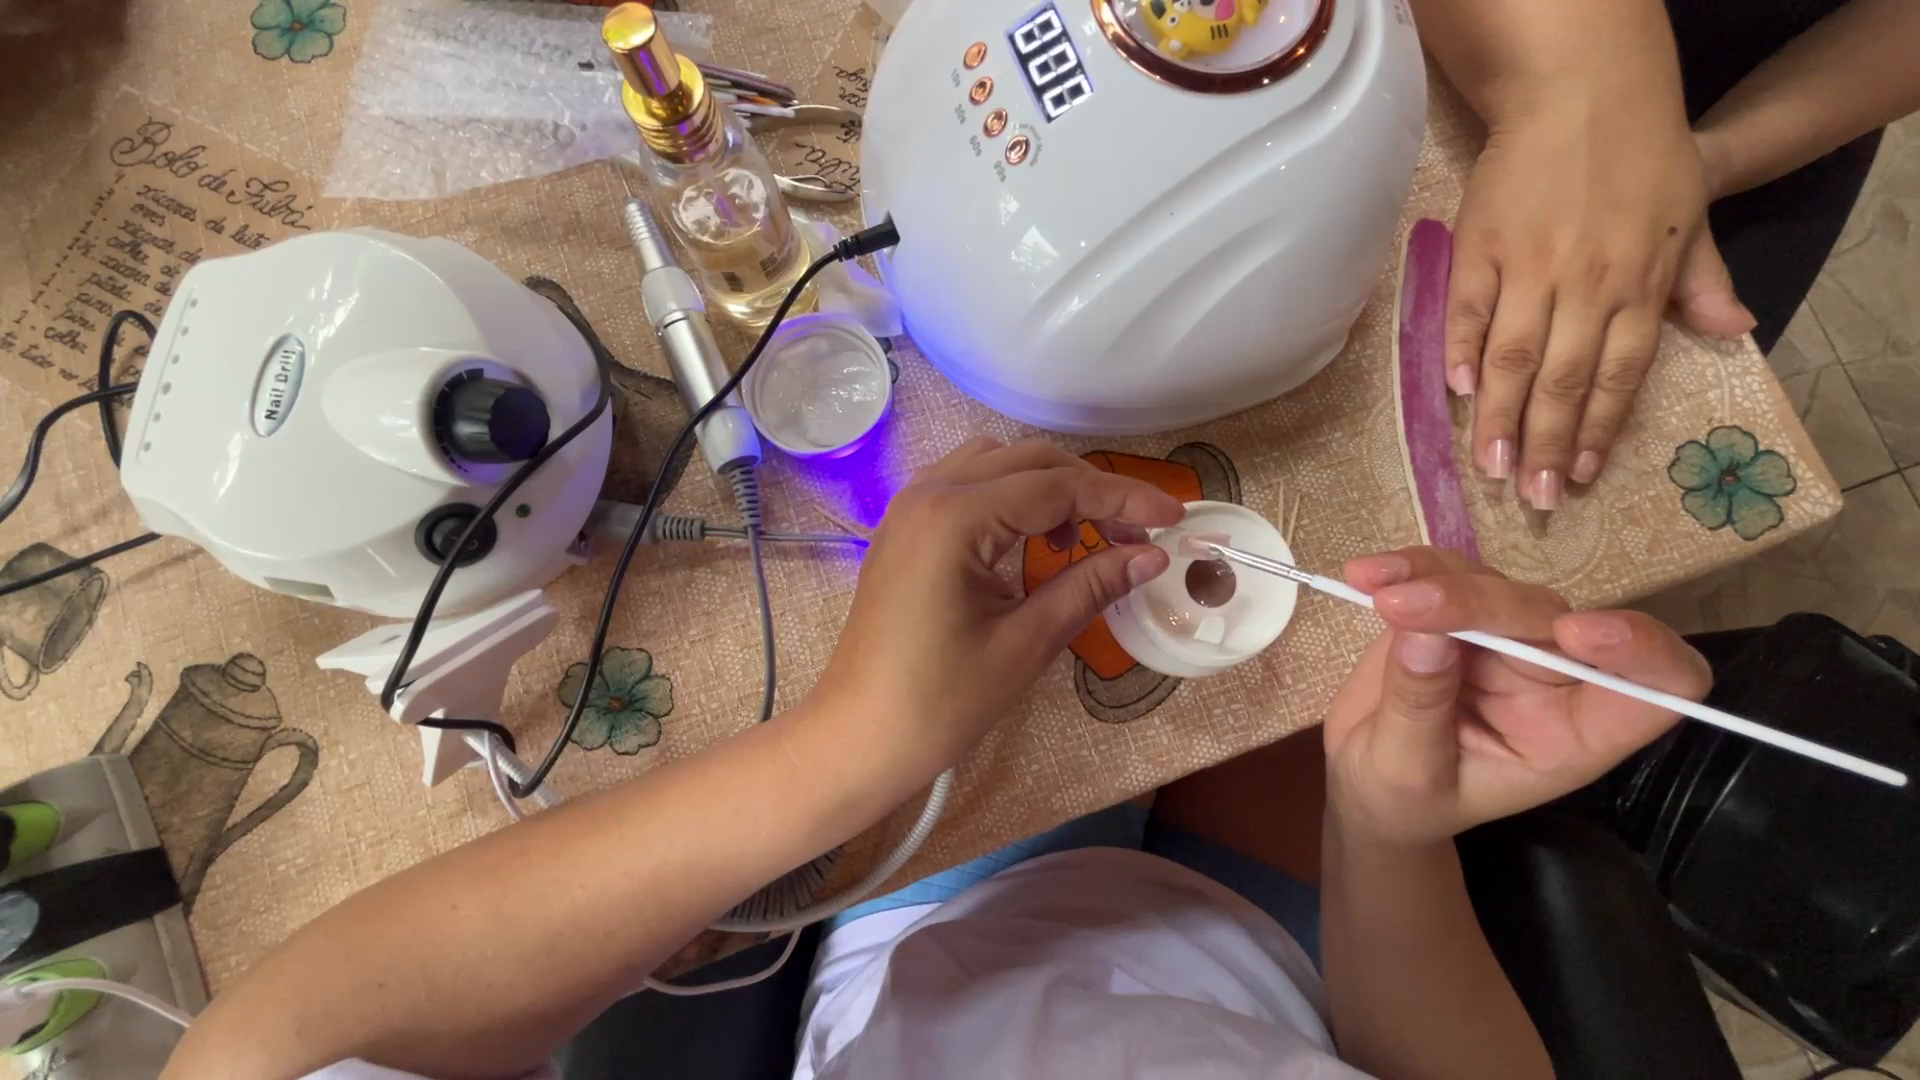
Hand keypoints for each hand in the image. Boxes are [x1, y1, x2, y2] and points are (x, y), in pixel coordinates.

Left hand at [810, 437, 1183, 787]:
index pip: (1057, 487)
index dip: (1122, 498)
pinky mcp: (903, 527)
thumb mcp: (1026, 642)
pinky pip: (965, 484)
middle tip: (1136, 532)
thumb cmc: (941, 701)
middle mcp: (929, 492)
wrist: (859, 736)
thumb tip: (1152, 555)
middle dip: (1089, 488)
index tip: (1174, 516)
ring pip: (995, 463)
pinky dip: (1008, 495)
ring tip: (1079, 537)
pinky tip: (1028, 538)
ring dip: (1046, 485)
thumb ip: (1090, 586)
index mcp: (957, 516)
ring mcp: (909, 505)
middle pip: (1028, 461)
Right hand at [1322, 547, 1710, 845]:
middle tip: (1400, 606)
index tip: (1574, 632)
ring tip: (1369, 583)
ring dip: (1432, 576)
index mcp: (1570, 734)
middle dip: (1477, 605)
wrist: (1363, 786)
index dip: (1638, 650)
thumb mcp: (1408, 771)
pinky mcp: (1451, 616)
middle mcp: (1549, 679)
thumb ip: (1420, 706)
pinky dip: (1404, 568)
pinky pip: (1443, 574)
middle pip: (1546, 618)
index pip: (1656, 686)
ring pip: (1491, 584)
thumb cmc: (1400, 800)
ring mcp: (1500, 641)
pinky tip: (1363, 575)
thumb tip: (1423, 632)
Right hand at [1448, 96, 1755, 504]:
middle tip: (1534, 497)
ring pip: (1515, 357)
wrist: (1580, 89)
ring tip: (1490, 466)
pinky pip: (1468, 312)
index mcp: (1642, 279)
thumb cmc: (1636, 153)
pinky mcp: (1480, 250)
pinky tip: (1458, 394)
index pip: (1621, 372)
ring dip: (1502, 417)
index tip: (1582, 478)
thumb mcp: (1689, 211)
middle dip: (1549, 443)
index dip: (1600, 430)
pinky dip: (1462, 353)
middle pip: (1565, 378)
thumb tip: (1729, 331)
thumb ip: (1699, 277)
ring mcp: (1530, 266)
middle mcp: (1590, 281)